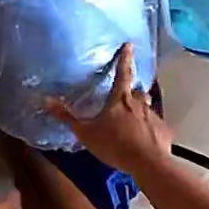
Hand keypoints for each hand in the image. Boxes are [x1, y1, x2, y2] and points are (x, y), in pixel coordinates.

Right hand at [45, 44, 172, 174]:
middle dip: (132, 91)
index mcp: (119, 99)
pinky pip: (156, 126)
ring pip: (147, 108)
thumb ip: (66, 117)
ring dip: (141, 110)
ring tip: (135, 120)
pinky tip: (146, 140)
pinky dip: (150, 130)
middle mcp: (139, 103)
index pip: (122, 72)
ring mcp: (154, 116)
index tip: (128, 45)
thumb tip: (45, 100)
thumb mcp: (85, 132)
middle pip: (137, 91)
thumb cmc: (114, 144)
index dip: (124, 58)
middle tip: (128, 94)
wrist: (147, 163)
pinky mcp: (163, 131)